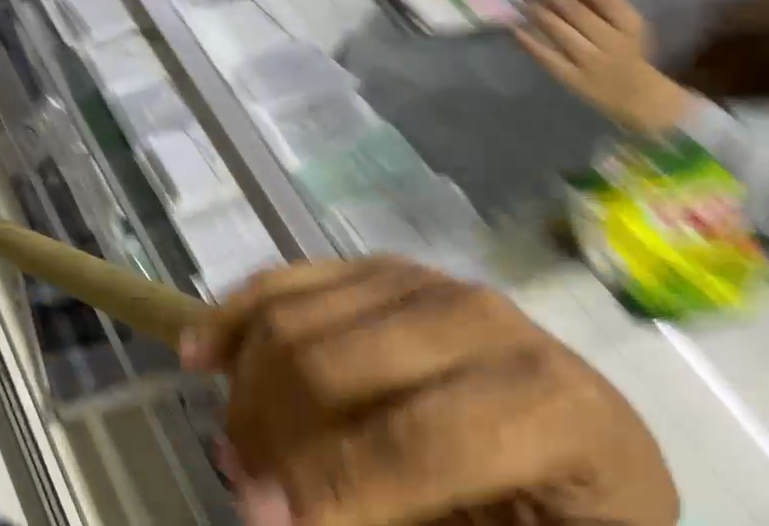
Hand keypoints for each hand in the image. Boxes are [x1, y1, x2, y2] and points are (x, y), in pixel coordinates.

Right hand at [184, 258, 679, 525]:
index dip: (331, 484)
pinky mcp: (373, 268)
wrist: (569, 443)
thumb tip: (264, 510)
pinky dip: (231, 318)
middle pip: (331, 366)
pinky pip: (280, 281)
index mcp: (553, 406)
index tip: (260, 517)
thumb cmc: (547, 509)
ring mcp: (421, 283)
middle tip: (245, 482)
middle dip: (272, 432)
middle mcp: (485, 322)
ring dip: (245, 387)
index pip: (416, 440)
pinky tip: (199, 355)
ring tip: (236, 444)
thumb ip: (389, 516)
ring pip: (291, 318)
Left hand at [515, 0, 693, 134]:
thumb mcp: (626, 28)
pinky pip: (545, 55)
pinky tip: (511, 26)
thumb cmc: (628, 54)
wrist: (641, 99)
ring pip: (559, 31)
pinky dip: (527, 40)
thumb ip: (599, 6)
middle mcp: (613, 43)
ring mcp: (591, 61)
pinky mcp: (571, 77)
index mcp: (632, 27)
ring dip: (536, 10)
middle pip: (577, 12)